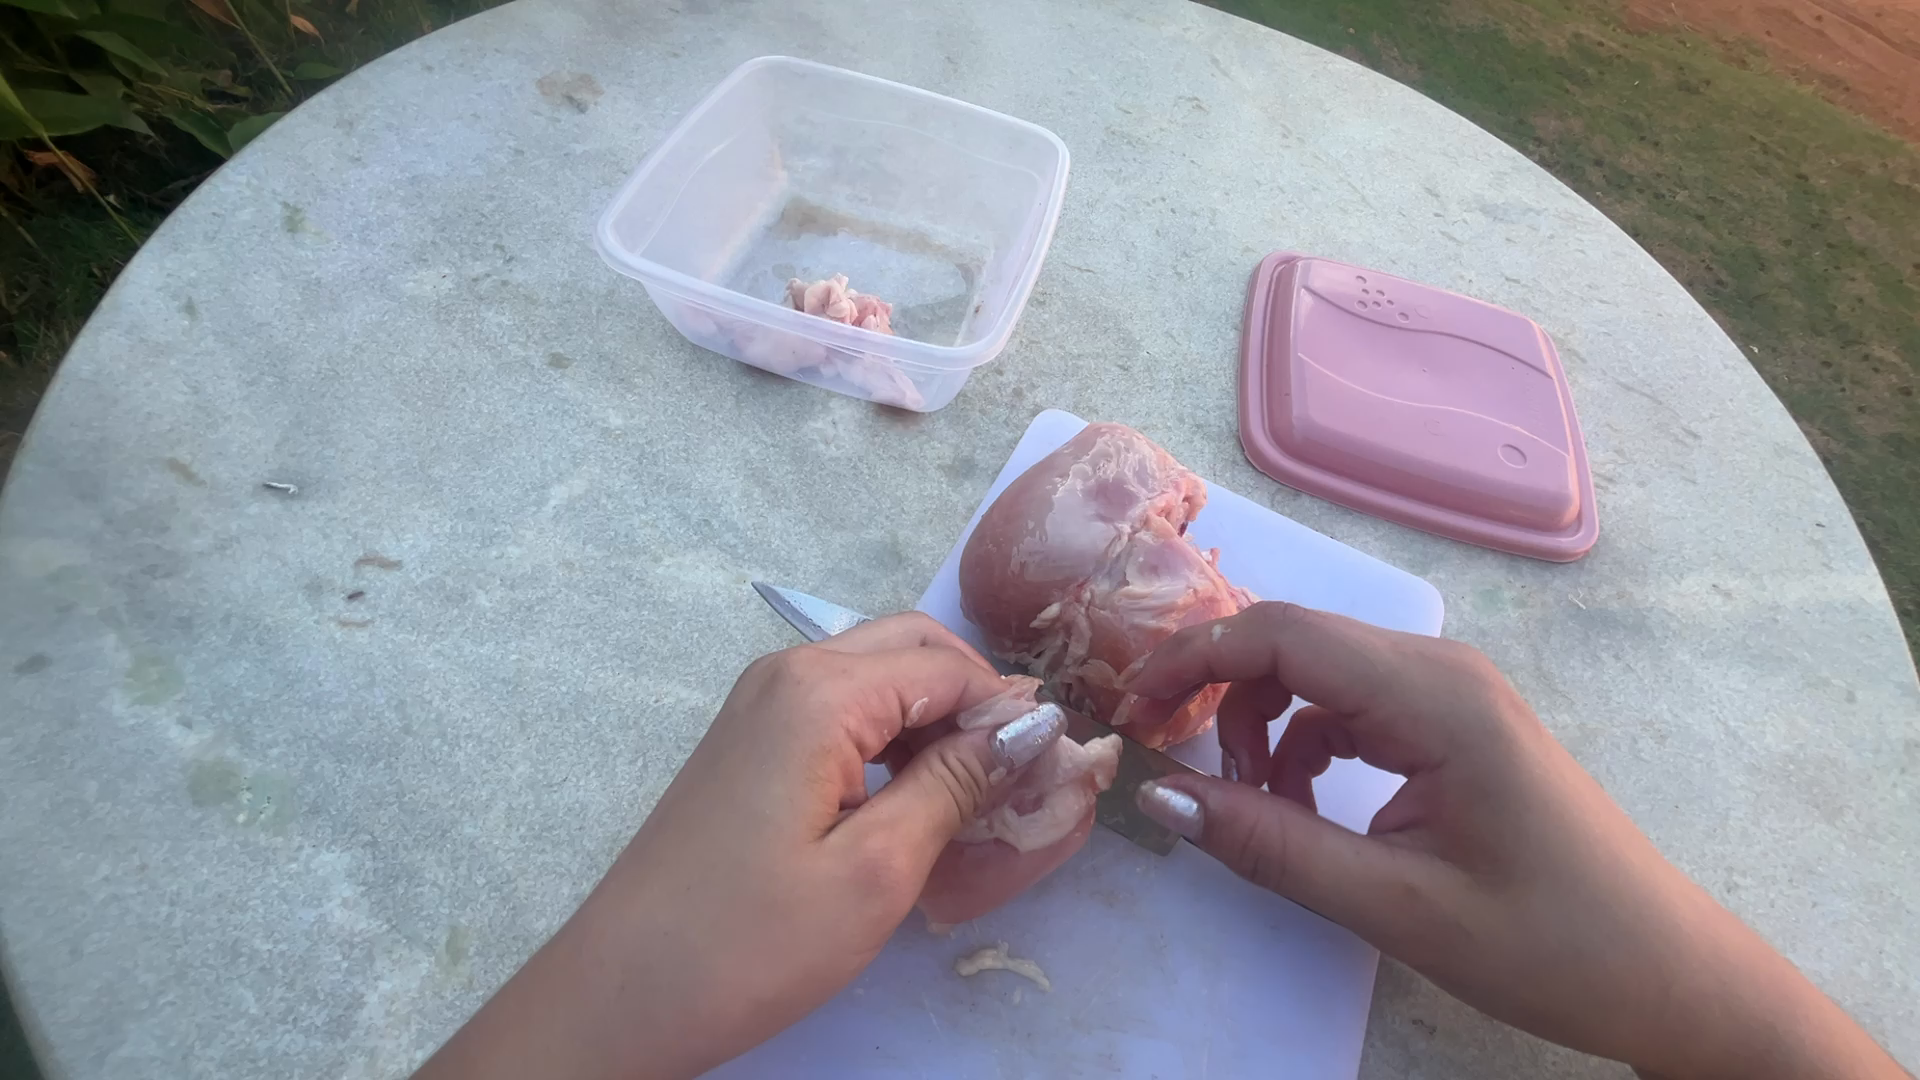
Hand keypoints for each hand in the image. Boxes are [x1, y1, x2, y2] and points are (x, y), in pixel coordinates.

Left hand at [417, 613, 1067, 1079]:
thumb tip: (1027, 727)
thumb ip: (956, 782)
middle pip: (910, 646)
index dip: (1006, 705)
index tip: (1054, 754)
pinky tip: (914, 781)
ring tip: (974, 776)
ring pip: (878, 669)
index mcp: (822, 690)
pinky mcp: (755, 732)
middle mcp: (791, 670)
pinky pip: (843, 702)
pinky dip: (893, 727)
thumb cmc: (752, 941)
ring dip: (934, 708)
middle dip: (972, 692)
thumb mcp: (877, 869)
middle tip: (1014, 761)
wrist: (618, 995)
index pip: (944, 668)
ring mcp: (765, 697)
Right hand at [1126, 602, 1904, 1079]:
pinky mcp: (1435, 714)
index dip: (1192, 659)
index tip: (1135, 708)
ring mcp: (1437, 686)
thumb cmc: (1552, 946)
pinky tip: (1294, 795)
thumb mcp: (1397, 906)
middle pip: (1286, 637)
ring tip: (1246, 791)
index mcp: (1432, 693)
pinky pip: (1335, 698)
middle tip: (1159, 737)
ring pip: (1305, 664)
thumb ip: (1270, 844)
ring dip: (1252, 715)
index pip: (1280, 634)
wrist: (1678, 979)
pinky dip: (1291, 736)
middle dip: (1209, 680)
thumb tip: (1158, 793)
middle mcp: (1432, 665)